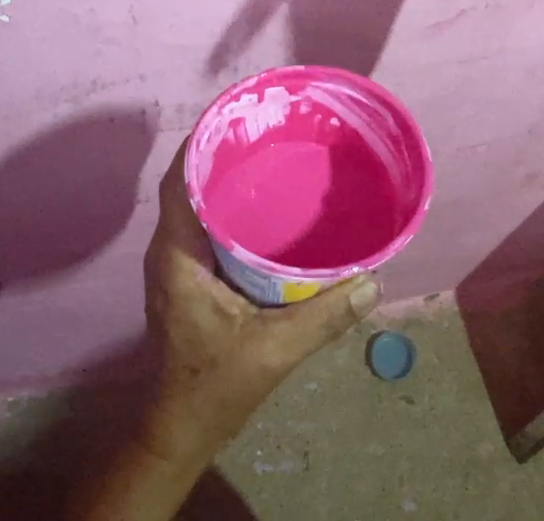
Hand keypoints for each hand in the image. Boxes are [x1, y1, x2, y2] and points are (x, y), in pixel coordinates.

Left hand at [138, 143, 378, 464]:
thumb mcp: (275, 350)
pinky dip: (229, 207)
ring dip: (225, 179)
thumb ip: (325, 316)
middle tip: (269, 130)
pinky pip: (205, 225)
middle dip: (222, 153)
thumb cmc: (215, 386)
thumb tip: (373, 280)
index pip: (179, 180)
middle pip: (188, 184)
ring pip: (196, 204)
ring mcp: (176, 265)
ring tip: (271, 157)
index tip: (238, 115)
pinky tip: (267, 207)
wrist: (181, 429)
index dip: (201, 141)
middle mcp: (169, 251)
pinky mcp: (189, 277)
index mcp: (177, 255)